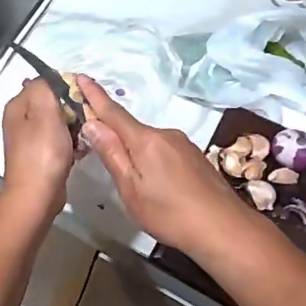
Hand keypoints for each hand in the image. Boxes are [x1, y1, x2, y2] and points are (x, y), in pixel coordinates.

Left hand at [0, 77, 75, 213]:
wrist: (37, 195)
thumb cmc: (42, 151)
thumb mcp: (44, 111)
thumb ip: (46, 87)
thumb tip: (51, 78)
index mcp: (18, 106)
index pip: (44, 84)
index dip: (66, 88)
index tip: (83, 97)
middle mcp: (22, 120)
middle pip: (53, 104)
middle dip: (72, 109)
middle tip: (87, 119)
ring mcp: (32, 140)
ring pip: (60, 123)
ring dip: (75, 128)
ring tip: (85, 136)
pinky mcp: (43, 156)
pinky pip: (62, 142)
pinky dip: (73, 144)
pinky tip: (81, 151)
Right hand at [76, 74, 262, 255]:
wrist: (225, 229)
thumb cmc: (170, 213)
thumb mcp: (131, 188)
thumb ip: (111, 154)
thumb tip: (92, 123)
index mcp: (146, 140)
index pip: (113, 112)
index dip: (94, 95)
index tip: (80, 76)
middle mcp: (165, 134)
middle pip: (130, 128)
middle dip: (111, 132)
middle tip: (93, 148)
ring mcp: (183, 145)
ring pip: (147, 141)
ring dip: (133, 150)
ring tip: (128, 178)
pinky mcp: (194, 157)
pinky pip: (162, 150)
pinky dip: (150, 158)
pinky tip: (154, 182)